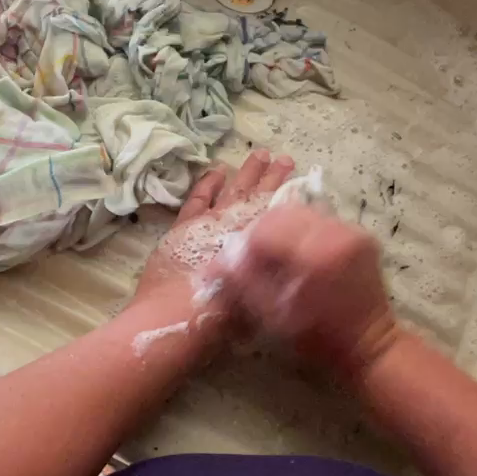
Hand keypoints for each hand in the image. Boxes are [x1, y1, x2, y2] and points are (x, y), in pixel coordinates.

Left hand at [131, 150, 296, 318]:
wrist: (174, 320)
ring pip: (234, 190)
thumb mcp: (256, 305)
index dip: (290, 197)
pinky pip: (199, 197)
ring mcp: (210, 224)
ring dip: (248, 172)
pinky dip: (209, 182)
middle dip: (274, 178)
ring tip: (261, 154)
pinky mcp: (185, 226)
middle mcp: (239, 229)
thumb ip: (268, 283)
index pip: (280, 214)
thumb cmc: (218, 321)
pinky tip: (218, 170)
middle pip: (260, 197)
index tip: (301, 183)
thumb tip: (283, 267)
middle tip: (287, 159)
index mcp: (260, 247)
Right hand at [206, 203, 401, 376]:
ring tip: (272, 255)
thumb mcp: (274, 317)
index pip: (264, 229)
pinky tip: (296, 254)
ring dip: (279, 229)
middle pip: (282, 213)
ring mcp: (350, 230)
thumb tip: (222, 257)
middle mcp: (335, 233)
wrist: (371, 344)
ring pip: (300, 213)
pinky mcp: (358, 233)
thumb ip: (245, 282)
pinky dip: (300, 232)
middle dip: (259, 232)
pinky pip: (318, 220)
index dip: (243, 245)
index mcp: (315, 255)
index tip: (235, 263)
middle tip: (250, 257)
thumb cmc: (319, 339)